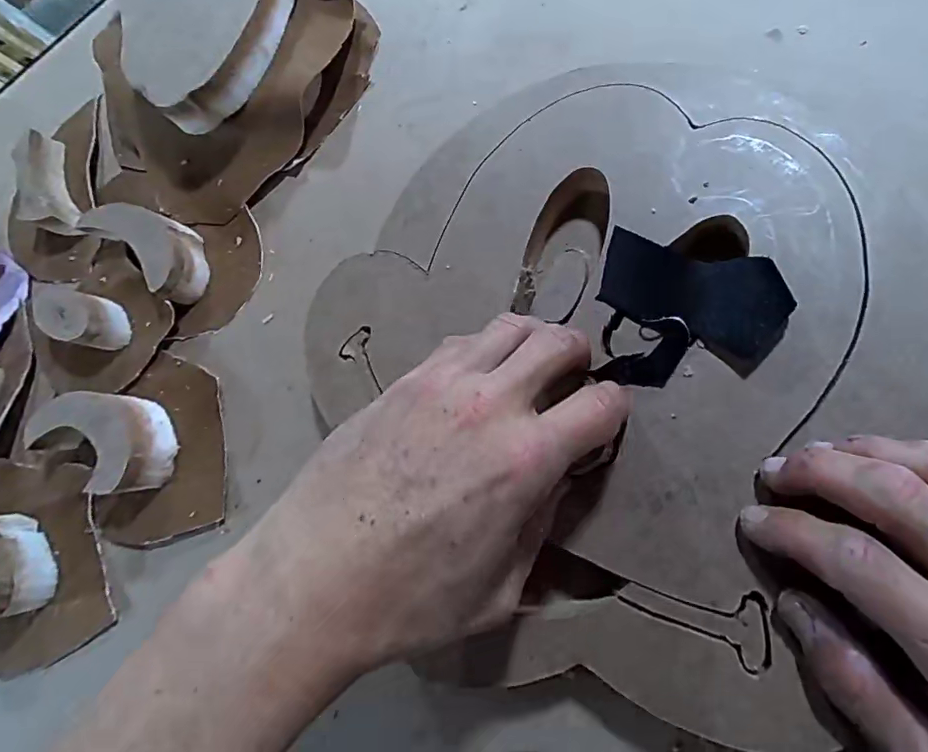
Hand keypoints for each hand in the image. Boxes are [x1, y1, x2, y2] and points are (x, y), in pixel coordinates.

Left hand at [237, 315, 629, 676]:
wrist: (310, 581)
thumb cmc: (411, 601)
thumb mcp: (502, 589)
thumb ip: (543, 525)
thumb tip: (558, 479)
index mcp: (526, 459)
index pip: (603, 403)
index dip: (617, 408)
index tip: (607, 422)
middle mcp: (493, 405)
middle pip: (561, 341)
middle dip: (581, 356)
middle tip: (574, 377)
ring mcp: (446, 383)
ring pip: (512, 325)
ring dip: (534, 339)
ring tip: (529, 365)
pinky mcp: (407, 379)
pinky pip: (463, 340)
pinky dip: (486, 349)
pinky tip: (475, 378)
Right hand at [741, 437, 927, 751]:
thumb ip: (857, 688)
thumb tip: (792, 601)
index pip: (866, 569)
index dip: (797, 534)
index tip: (754, 518)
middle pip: (905, 500)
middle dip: (826, 472)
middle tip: (777, 468)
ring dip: (874, 448)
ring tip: (824, 451)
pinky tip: (896, 452)